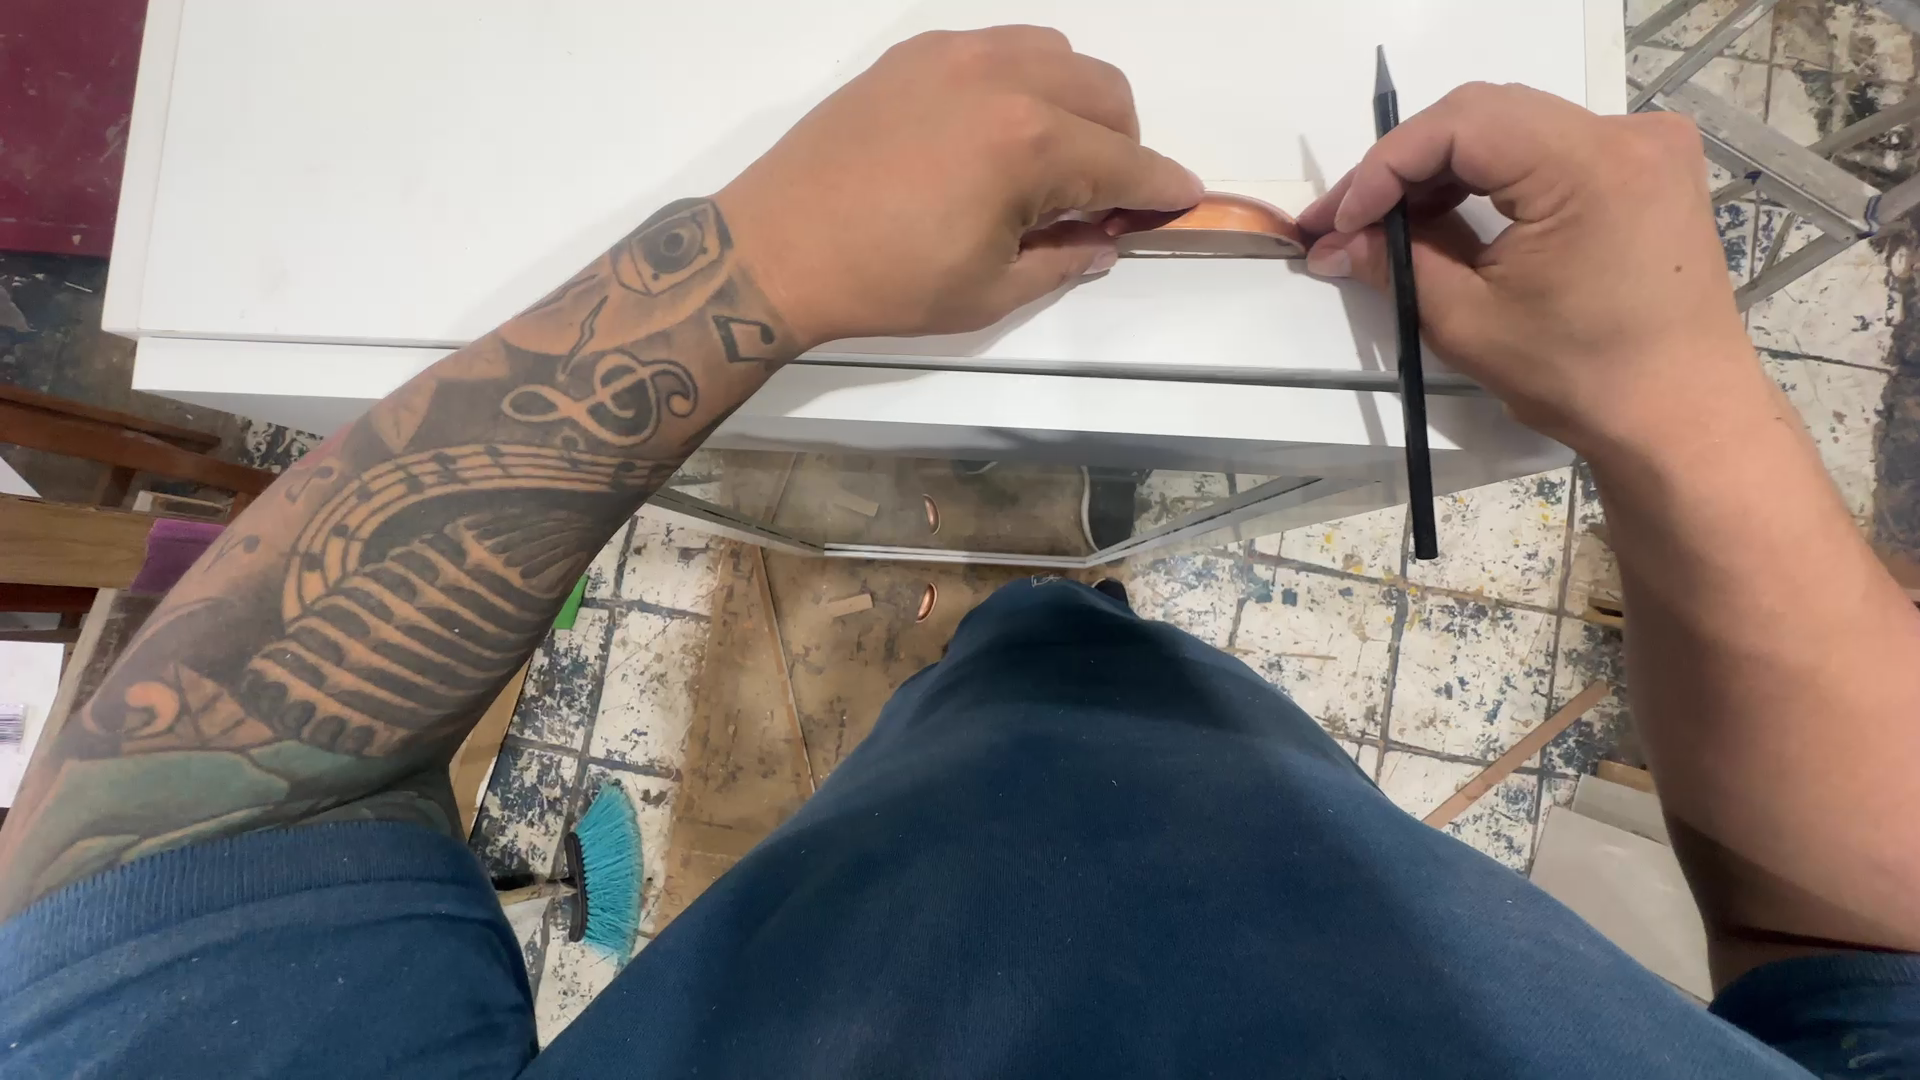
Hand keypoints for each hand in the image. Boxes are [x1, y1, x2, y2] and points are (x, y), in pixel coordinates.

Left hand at [714, 26, 1202, 347]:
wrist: (782, 250)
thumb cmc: (888, 285)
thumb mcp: (989, 292)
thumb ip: (1062, 261)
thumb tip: (1101, 242)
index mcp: (1029, 144)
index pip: (1124, 161)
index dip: (1161, 186)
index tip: (1183, 199)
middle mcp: (1003, 77)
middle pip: (1106, 92)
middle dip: (1123, 146)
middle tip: (1101, 202)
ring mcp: (954, 53)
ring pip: (1057, 56)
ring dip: (1079, 106)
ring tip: (1051, 165)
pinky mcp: (914, 52)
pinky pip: (999, 47)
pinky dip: (1025, 83)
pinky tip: (999, 133)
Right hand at [1297, 83, 1760, 456]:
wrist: (1672, 406)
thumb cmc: (1572, 372)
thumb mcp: (1463, 319)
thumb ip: (1395, 264)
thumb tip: (1332, 244)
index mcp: (1588, 166)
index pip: (1461, 125)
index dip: (1383, 166)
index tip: (1336, 222)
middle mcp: (1623, 134)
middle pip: (1480, 116)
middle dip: (1397, 166)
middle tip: (1339, 220)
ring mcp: (1635, 147)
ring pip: (1503, 130)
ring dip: (1430, 174)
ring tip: (1376, 226)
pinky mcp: (1633, 169)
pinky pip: (1534, 152)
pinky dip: (1474, 182)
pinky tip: (1435, 220)